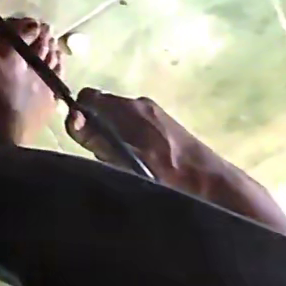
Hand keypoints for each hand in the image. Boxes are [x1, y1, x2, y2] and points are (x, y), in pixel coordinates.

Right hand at [67, 89, 285, 238]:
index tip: (82, 138)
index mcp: (128, 107)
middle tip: (103, 155)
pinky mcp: (166, 125)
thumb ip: (95, 137)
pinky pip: (134, 127)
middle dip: (96, 128)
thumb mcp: (122, 159)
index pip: (87, 98)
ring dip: (113, 137)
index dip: (79, 115)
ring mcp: (155, 114)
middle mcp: (140, 104)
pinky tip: (140, 163)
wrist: (213, 187)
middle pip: (102, 108)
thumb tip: (73, 117)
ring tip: (124, 163)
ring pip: (118, 119)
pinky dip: (129, 140)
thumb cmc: (165, 174)